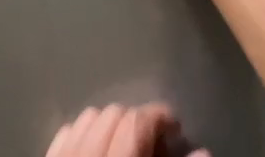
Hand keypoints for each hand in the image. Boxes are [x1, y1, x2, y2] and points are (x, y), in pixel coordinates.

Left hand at [44, 103, 205, 156]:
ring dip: (110, 124)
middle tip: (155, 141)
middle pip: (113, 113)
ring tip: (126, 143)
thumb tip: (203, 151)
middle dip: (137, 120)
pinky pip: (64, 133)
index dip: (160, 117)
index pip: (136, 120)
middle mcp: (84, 150)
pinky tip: (96, 146)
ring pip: (88, 117)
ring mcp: (62, 154)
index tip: (176, 127)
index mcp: (116, 156)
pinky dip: (83, 134)